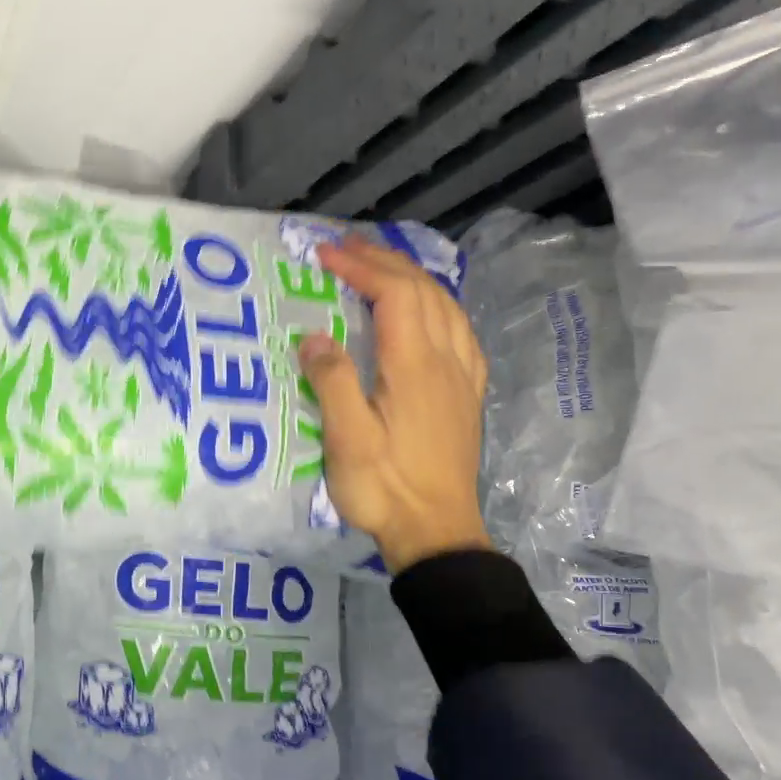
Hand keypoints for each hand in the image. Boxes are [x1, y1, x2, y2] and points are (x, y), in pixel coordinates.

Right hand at [298, 237, 490, 572]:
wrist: (436, 531)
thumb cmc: (384, 487)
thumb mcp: (347, 439)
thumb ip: (332, 383)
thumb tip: (315, 337)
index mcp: (414, 367)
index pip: (394, 295)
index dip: (360, 267)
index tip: (323, 255)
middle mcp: (445, 362)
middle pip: (423, 291)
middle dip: (383, 261)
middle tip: (344, 248)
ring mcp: (461, 378)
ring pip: (447, 307)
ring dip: (412, 278)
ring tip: (379, 267)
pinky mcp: (465, 396)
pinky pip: (459, 332)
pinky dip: (436, 306)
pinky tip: (424, 314)